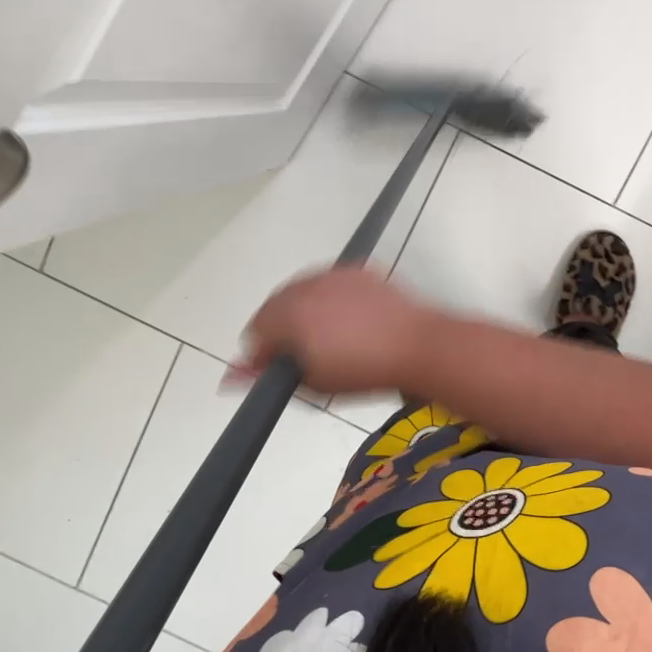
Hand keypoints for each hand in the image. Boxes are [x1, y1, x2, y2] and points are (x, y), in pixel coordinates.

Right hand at [233, 267, 439, 393]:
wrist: (418, 346)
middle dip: (281, 328)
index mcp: (290, 313)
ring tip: (326, 338)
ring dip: (304, 310)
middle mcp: (307, 285)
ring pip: (303, 290)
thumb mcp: (312, 382)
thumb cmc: (364, 370)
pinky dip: (330, 297)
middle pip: (277, 304)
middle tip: (299, 355)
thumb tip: (233, 376)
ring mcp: (335, 273)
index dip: (261, 352)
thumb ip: (268, 374)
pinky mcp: (360, 269)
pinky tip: (347, 319)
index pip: (256, 329)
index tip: (273, 369)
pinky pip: (332, 282)